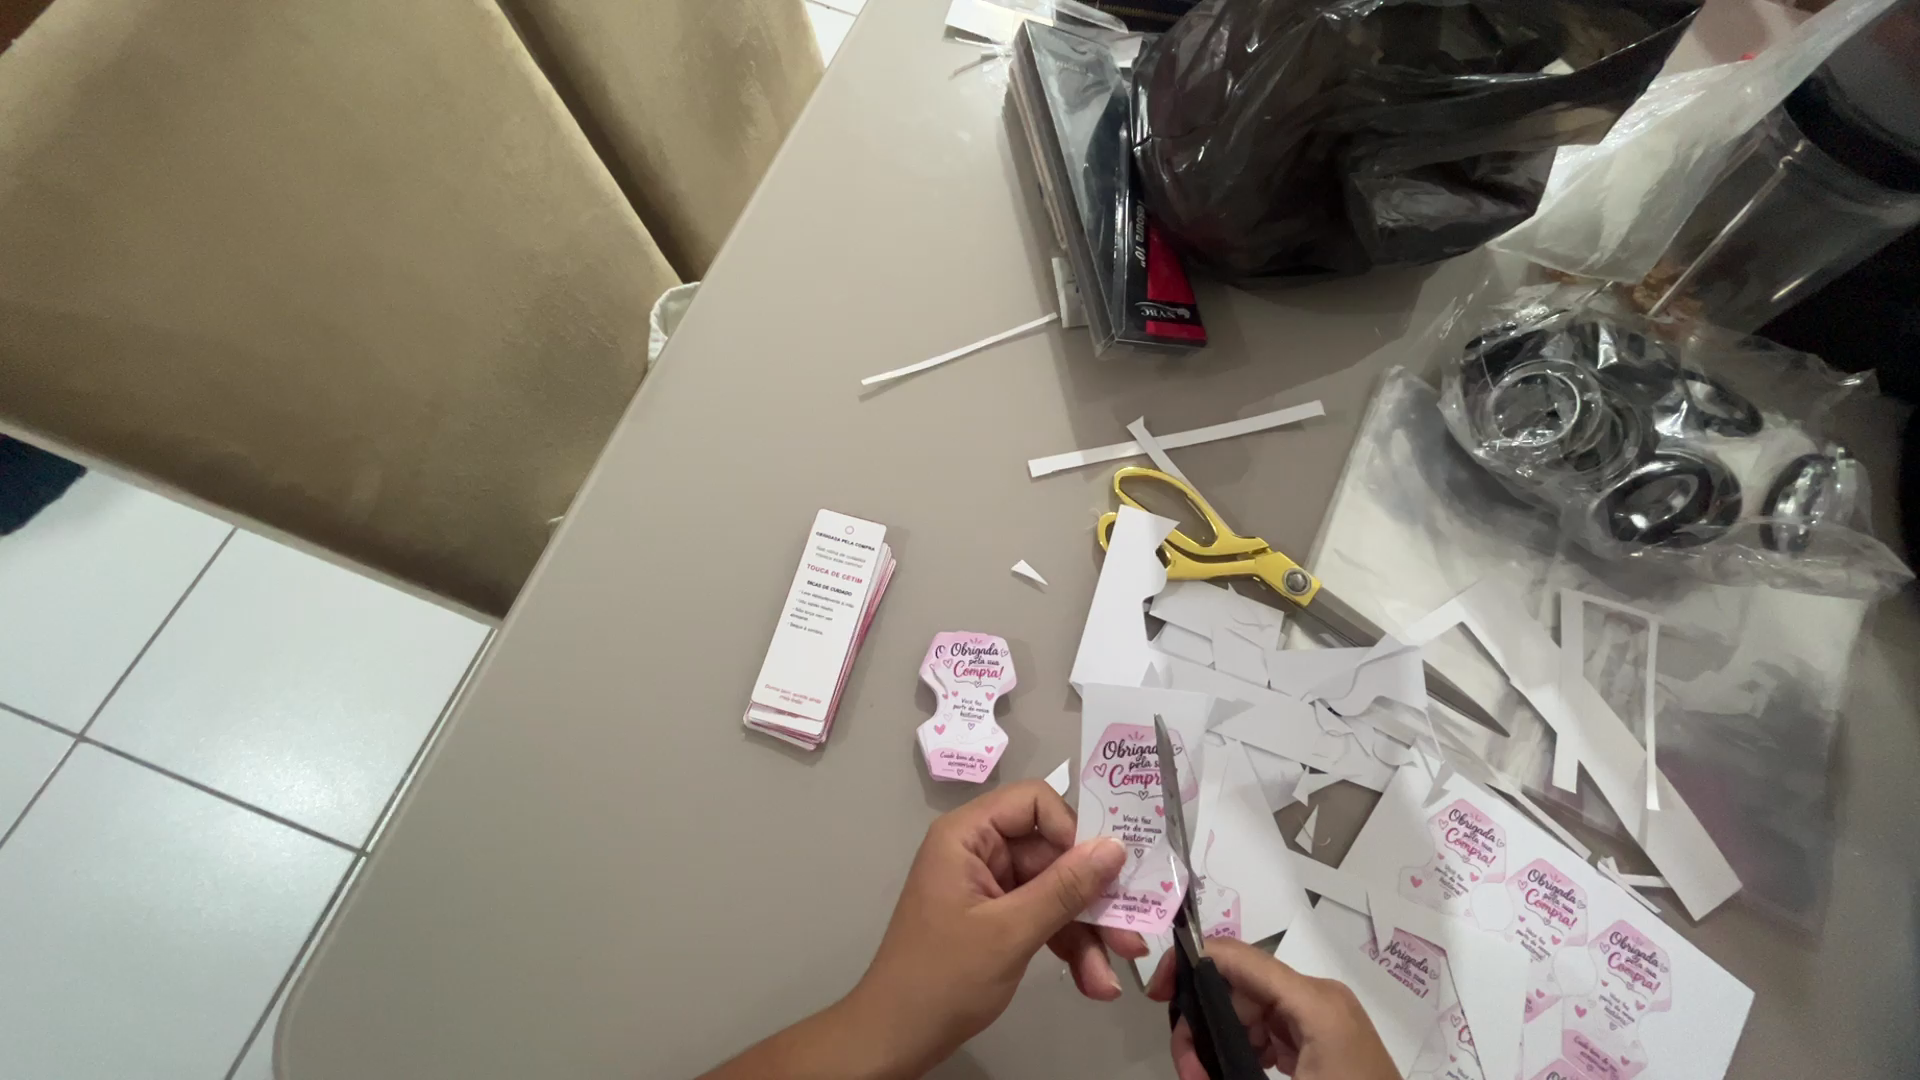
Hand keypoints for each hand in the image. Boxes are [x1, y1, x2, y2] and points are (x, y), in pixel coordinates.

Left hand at [844, 780, 1145, 1075]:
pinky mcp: (996, 916)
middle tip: (1130, 934)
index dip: (1071, 830)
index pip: (1033, 802)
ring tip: (1110, 978)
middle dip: (1090, 897)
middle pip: (1050, 852)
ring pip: (1052, 889)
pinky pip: (1042, 916)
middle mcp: (979, 849)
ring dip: (1084, 931)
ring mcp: (989, 884)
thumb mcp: (1010, 933)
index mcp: (968, 834)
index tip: (1103, 871)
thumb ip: (1064, 889)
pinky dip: (1067, 944)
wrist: (895, 1038)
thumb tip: (1114, 848)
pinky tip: (1093, 982)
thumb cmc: (943, 977)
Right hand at [1147, 936, 1397, 1079]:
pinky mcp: (1327, 1041)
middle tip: (1186, 1067)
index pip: (1237, 957)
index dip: (1189, 964)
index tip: (1158, 994)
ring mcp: (1325, 1019)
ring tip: (1204, 1076)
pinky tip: (1233, 1072)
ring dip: (1221, 1039)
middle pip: (1239, 987)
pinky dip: (1246, 1047)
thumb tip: (1191, 1062)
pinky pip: (1272, 1028)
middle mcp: (1319, 997)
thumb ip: (1230, 1066)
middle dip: (1204, 1021)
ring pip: (1251, 1009)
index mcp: (1314, 1002)